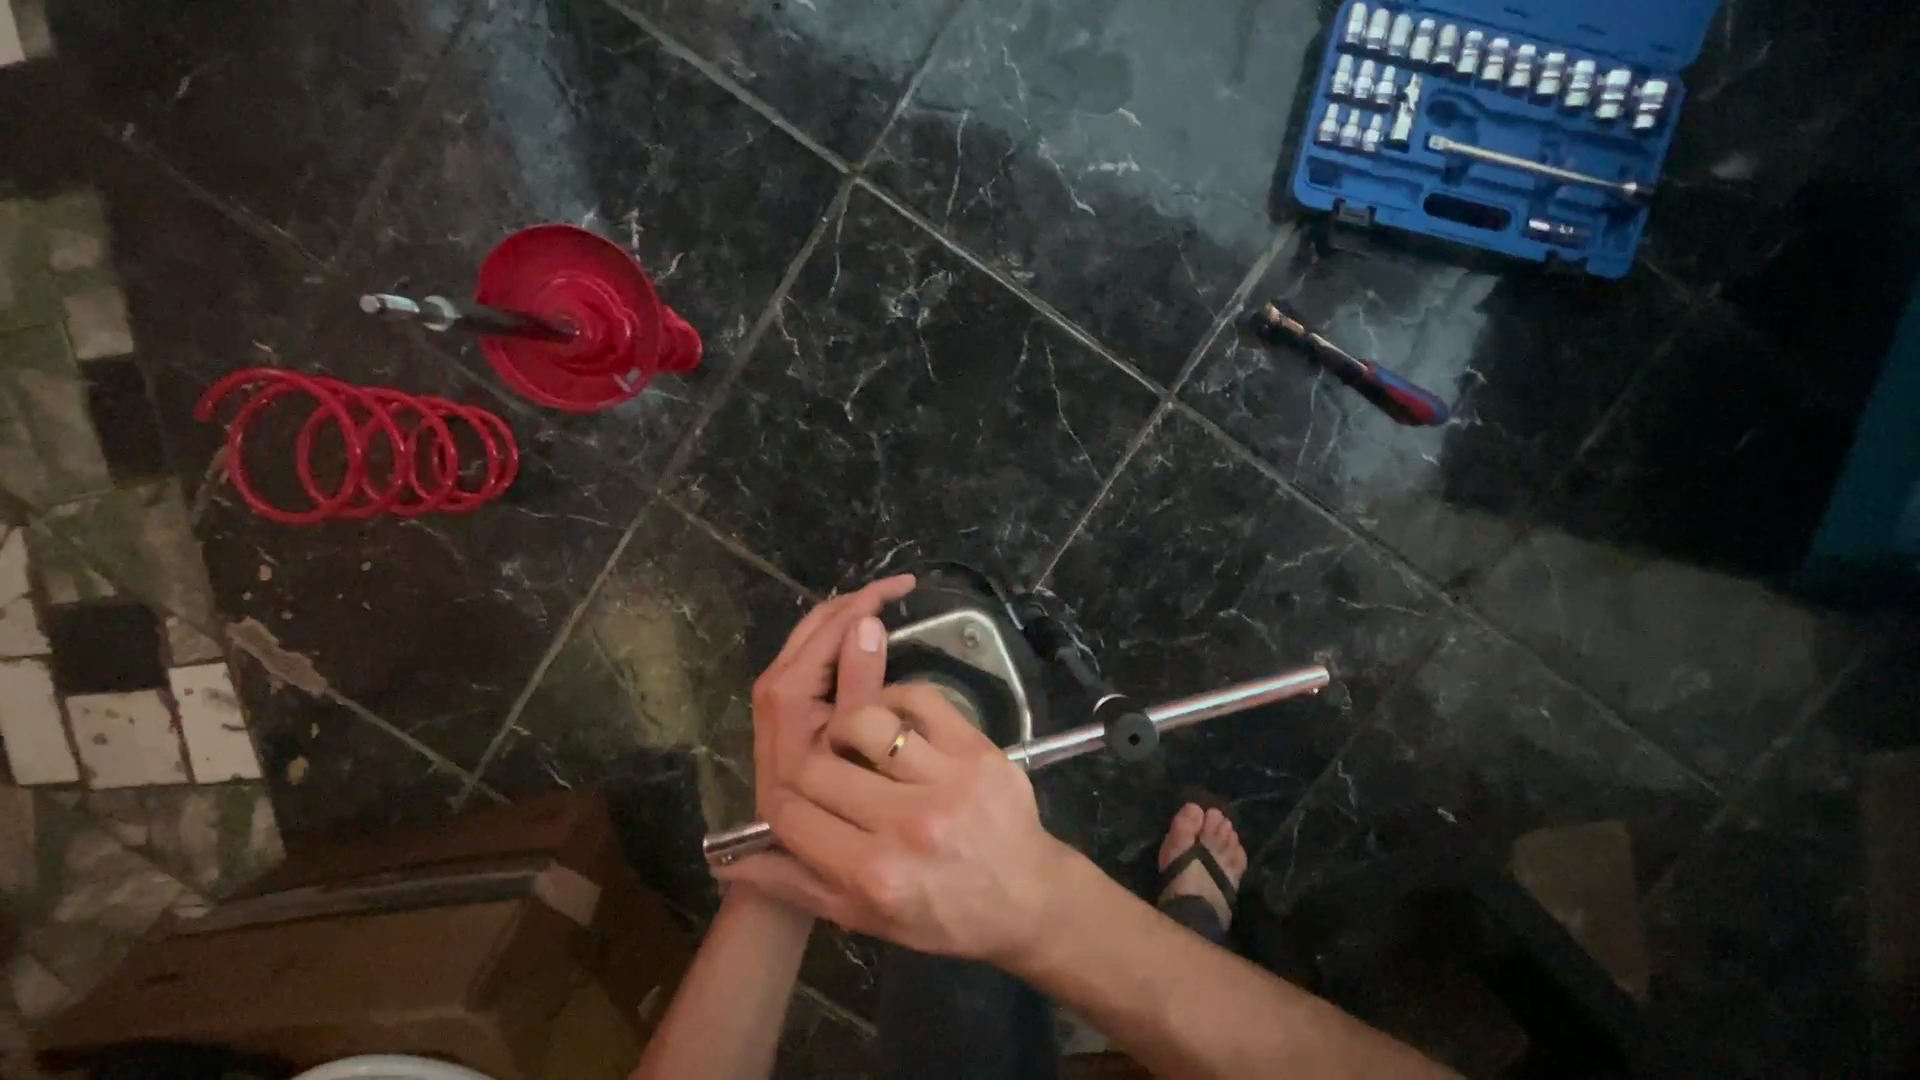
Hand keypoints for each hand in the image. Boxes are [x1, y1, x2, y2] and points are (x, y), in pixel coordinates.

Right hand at [719, 682, 1075, 965]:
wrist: (1027, 898)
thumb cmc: (942, 915)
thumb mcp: (866, 918)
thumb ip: (797, 885)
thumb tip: (727, 862)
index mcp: (874, 874)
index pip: (790, 815)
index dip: (781, 803)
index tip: (794, 801)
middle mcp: (907, 825)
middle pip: (817, 765)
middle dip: (809, 765)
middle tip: (824, 770)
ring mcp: (947, 780)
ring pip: (864, 719)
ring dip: (847, 725)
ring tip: (854, 741)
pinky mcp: (978, 748)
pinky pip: (918, 699)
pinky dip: (894, 700)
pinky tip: (893, 723)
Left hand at [749, 574, 915, 817]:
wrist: (787, 859)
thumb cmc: (831, 805)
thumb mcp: (855, 744)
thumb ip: (859, 684)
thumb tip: (867, 623)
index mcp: (787, 693)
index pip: (828, 627)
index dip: (867, 599)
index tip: (905, 585)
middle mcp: (774, 689)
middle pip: (814, 626)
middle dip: (856, 601)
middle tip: (899, 589)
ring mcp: (777, 700)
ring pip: (811, 638)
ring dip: (848, 618)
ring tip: (888, 605)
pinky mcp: (786, 711)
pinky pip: (813, 657)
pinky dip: (840, 640)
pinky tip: (867, 641)